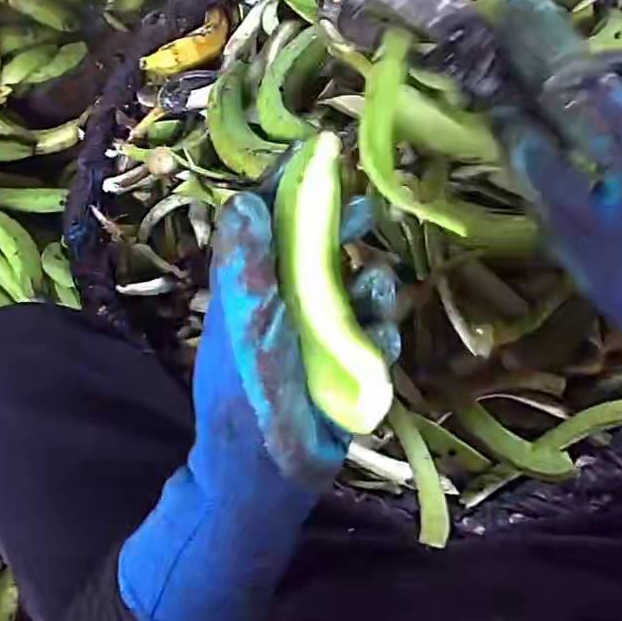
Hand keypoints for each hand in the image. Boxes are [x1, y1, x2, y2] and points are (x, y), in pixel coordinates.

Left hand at [118, 190, 393, 620]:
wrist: (266, 471)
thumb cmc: (245, 393)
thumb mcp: (242, 324)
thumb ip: (244, 265)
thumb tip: (244, 198)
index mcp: (251, 277)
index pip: (269, 213)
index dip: (290, 180)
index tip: (317, 149)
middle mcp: (284, 291)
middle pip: (316, 239)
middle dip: (341, 222)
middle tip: (364, 210)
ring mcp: (316, 322)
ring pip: (353, 279)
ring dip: (371, 278)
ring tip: (376, 286)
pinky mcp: (344, 354)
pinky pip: (372, 326)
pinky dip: (379, 327)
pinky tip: (376, 339)